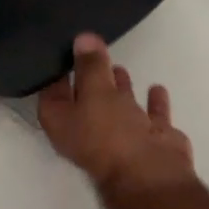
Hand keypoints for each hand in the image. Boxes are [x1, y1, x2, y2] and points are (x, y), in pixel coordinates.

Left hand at [38, 34, 194, 197]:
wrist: (151, 171)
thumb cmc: (111, 134)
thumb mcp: (95, 93)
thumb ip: (91, 66)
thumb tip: (84, 37)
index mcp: (63, 122)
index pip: (53, 91)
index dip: (58, 70)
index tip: (65, 46)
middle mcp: (88, 129)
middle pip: (86, 98)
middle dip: (90, 77)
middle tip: (93, 50)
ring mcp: (121, 135)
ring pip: (118, 106)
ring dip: (119, 88)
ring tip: (119, 64)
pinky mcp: (150, 137)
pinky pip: (150, 114)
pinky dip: (152, 102)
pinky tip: (155, 86)